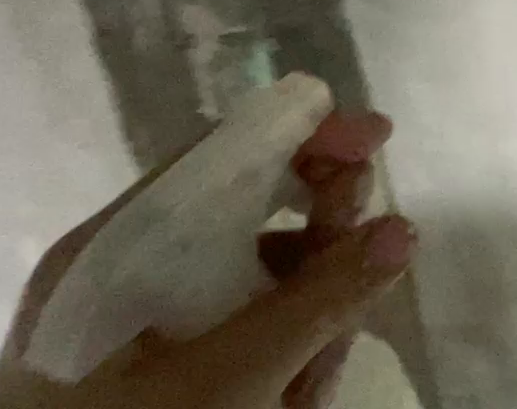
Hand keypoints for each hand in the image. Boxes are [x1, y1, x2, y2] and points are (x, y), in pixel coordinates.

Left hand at [0, 112, 416, 408]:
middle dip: (324, 224)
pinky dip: (297, 339)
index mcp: (111, 252)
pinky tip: (300, 394)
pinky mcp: (172, 357)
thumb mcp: (224, 385)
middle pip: (256, 204)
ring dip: (318, 301)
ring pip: (270, 266)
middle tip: (373, 249)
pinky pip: (260, 314)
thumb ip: (319, 302)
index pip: (221, 153)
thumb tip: (406, 228)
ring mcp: (152, 316)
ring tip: (316, 380)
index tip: (377, 137)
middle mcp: (129, 268)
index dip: (305, 134)